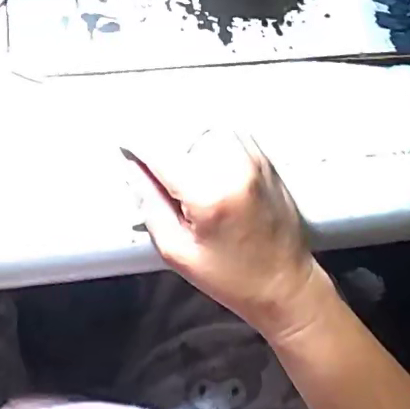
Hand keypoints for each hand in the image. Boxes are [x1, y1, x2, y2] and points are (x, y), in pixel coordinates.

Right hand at [123, 130, 334, 344]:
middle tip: (150, 162)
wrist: (287, 285)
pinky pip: (223, 129)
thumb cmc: (234, 277)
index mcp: (208, 193)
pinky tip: (202, 159)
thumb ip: (148, 203)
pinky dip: (206, 137)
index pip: (158, 149)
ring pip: (201, 123)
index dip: (134, 143)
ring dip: (183, 137)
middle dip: (159, 140)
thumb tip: (132, 167)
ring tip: (179, 163)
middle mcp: (232, 166)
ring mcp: (250, 157)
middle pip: (179, 127)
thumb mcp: (177, 250)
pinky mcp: (261, 155)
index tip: (123, 143)